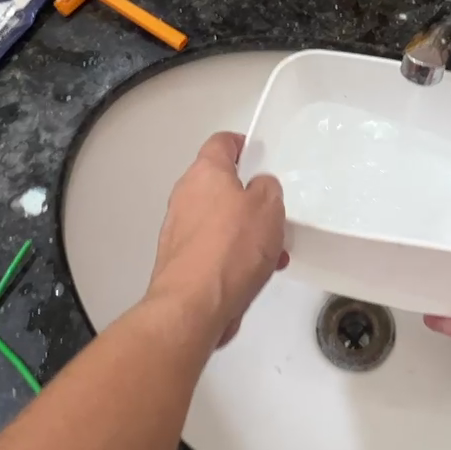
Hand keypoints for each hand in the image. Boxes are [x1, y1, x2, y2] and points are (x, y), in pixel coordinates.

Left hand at [146, 132, 286, 345]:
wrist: (193, 306)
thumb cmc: (231, 249)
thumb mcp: (269, 207)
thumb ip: (268, 188)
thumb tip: (260, 188)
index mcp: (205, 172)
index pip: (221, 143)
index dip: (241, 145)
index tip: (256, 153)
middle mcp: (185, 196)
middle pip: (219, 185)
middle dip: (248, 198)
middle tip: (271, 212)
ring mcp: (178, 229)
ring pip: (218, 220)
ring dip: (244, 231)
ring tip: (271, 253)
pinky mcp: (178, 260)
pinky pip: (211, 248)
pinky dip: (231, 256)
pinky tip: (253, 274)